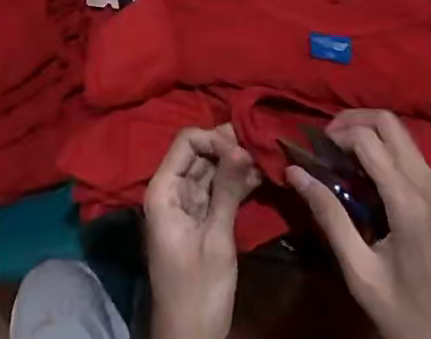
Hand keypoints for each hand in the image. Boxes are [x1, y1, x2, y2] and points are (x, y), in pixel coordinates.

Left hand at [144, 125, 260, 338]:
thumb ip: (227, 189)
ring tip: (266, 157)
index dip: (215, 139)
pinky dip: (237, 181)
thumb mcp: (215, 238)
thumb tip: (241, 146)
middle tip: (262, 146)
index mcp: (164, 191)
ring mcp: (187, 204)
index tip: (244, 150)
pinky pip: (218, 188)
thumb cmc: (198, 291)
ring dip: (237, 163)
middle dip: (230, 146)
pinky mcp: (201, 217)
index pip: (187, 141)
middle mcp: (172, 190)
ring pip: (212, 168)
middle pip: (200, 151)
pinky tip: (262, 175)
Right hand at [286, 110, 430, 338]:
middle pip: (392, 124)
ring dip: (376, 143)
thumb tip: (295, 174)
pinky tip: (381, 195)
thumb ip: (330, 218)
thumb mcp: (362, 275)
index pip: (369, 139)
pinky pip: (425, 170)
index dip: (337, 133)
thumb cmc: (412, 322)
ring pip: (410, 144)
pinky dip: (397, 166)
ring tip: (349, 167)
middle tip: (329, 143)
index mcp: (411, 203)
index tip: (315, 149)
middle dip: (356, 122)